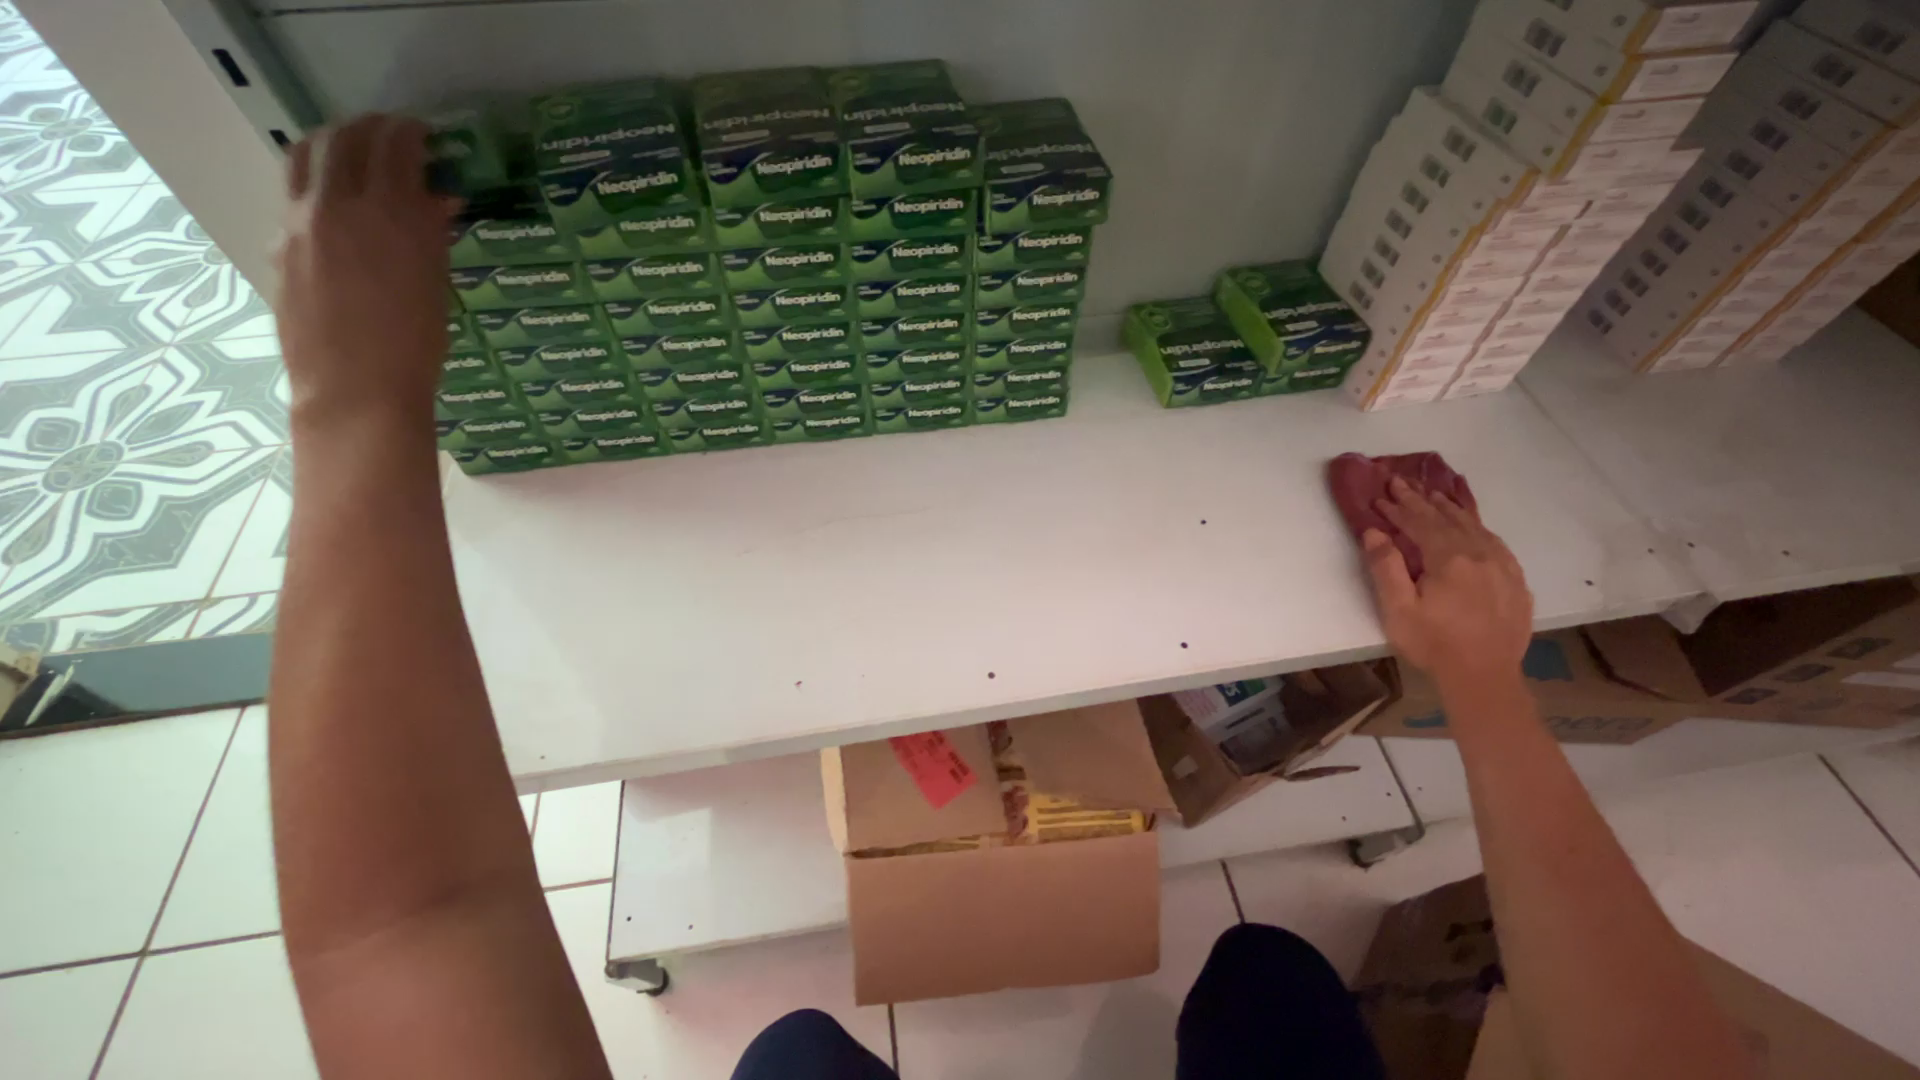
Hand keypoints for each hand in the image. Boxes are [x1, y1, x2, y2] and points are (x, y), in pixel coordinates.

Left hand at [274, 114, 455, 427]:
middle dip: (370, 130)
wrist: (357, 392)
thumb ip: (431, 236)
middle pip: (344, 139)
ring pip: (307, 156)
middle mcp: (340, 206)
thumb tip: (436, 201)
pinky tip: (338, 211)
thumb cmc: (417, 349)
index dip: (410, 132)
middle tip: (392, 137)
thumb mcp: (437, 287)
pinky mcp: (280, 246)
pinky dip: (319, 187)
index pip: (395, 146)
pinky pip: (296, 197)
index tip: (424, 135)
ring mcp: (301, 224)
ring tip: (354, 156)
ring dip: (333, 145)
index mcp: (391, 215)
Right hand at [1363, 476, 1532, 689]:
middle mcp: (1480, 554)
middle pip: (1447, 519)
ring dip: (1450, 508)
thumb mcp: (1398, 609)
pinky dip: (1477, 527)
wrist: (1485, 677)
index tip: (1380, 495)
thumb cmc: (1434, 644)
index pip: (1419, 523)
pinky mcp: (1515, 581)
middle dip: (1421, 500)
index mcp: (1449, 559)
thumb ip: (1386, 567)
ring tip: (1434, 494)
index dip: (1398, 508)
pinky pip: (1495, 542)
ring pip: (1474, 526)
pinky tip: (1472, 526)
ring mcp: (1503, 566)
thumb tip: (1374, 531)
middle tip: (1402, 482)